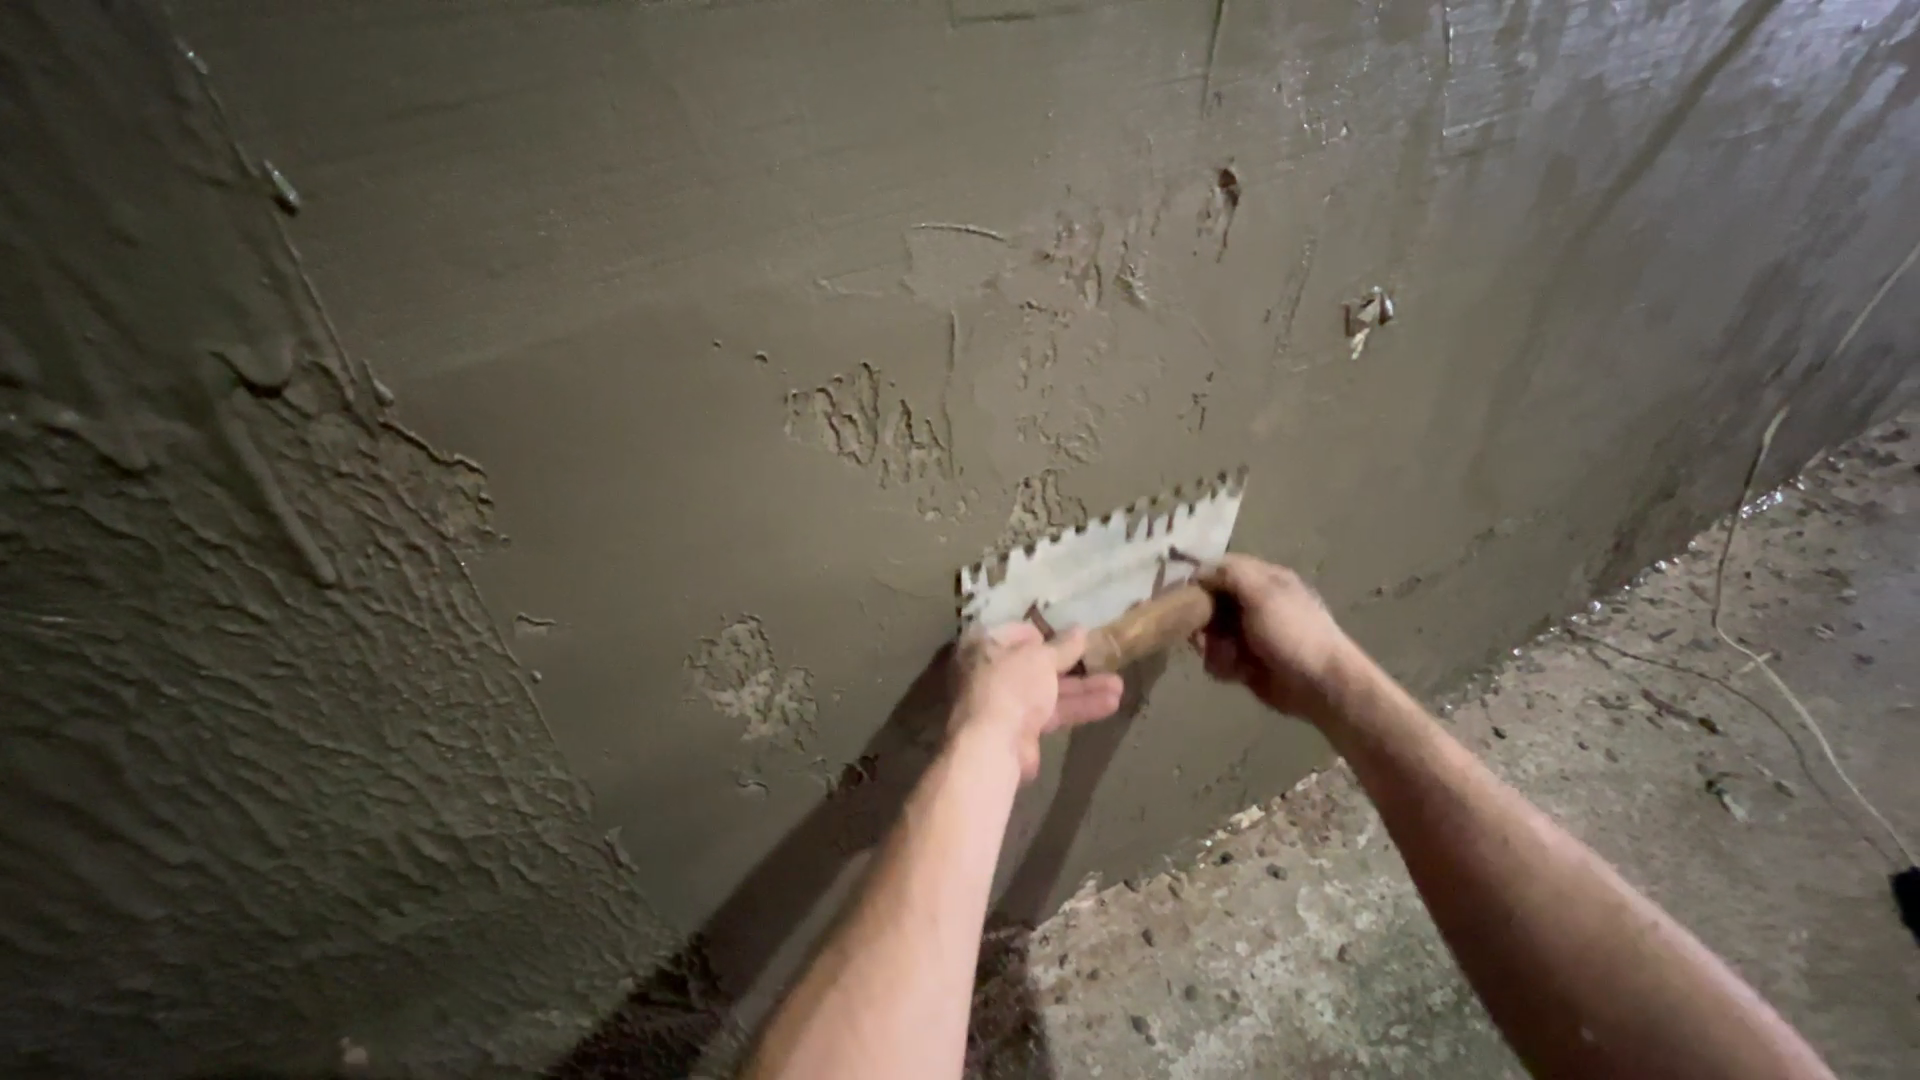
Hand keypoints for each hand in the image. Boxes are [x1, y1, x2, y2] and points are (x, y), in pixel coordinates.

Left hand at [950, 623, 1124, 779]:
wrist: (994, 745)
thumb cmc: (1011, 685)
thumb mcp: (1041, 658)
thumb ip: (1063, 646)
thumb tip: (1080, 630)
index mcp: (984, 645)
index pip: (1018, 632)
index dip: (1047, 633)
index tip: (1073, 636)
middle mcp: (992, 672)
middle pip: (1037, 664)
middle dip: (1074, 664)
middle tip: (1103, 660)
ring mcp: (1007, 702)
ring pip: (1049, 691)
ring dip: (1084, 688)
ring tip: (1119, 686)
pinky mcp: (1021, 730)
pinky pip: (1053, 713)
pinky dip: (1078, 707)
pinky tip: (1110, 704)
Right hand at [1196, 554, 1355, 721]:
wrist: (1320, 685)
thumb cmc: (1293, 633)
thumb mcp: (1263, 594)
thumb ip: (1230, 575)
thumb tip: (1199, 572)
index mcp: (1265, 580)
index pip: (1222, 568)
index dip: (1202, 580)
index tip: (1185, 595)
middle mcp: (1255, 604)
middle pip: (1210, 603)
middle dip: (1204, 621)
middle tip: (1205, 634)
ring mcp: (1250, 634)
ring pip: (1210, 633)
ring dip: (1214, 648)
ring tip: (1230, 659)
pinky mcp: (1245, 662)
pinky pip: (1218, 658)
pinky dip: (1223, 665)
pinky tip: (1237, 673)